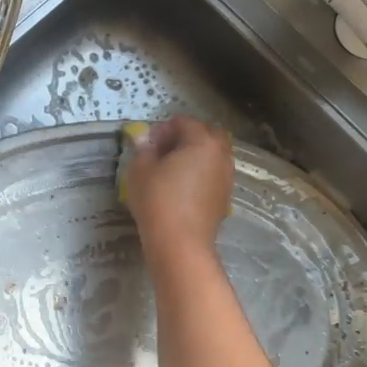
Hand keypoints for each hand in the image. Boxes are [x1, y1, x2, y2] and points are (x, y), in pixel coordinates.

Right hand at [124, 115, 233, 264]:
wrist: (181, 244)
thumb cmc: (158, 200)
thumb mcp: (140, 170)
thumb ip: (143, 149)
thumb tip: (145, 139)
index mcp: (202, 141)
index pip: (184, 122)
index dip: (163, 129)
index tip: (148, 145)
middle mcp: (220, 155)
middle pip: (207, 134)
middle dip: (186, 137)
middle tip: (164, 151)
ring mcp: (226, 177)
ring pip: (213, 155)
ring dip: (195, 156)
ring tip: (172, 171)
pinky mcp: (225, 197)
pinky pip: (214, 174)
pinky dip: (201, 173)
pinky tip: (182, 188)